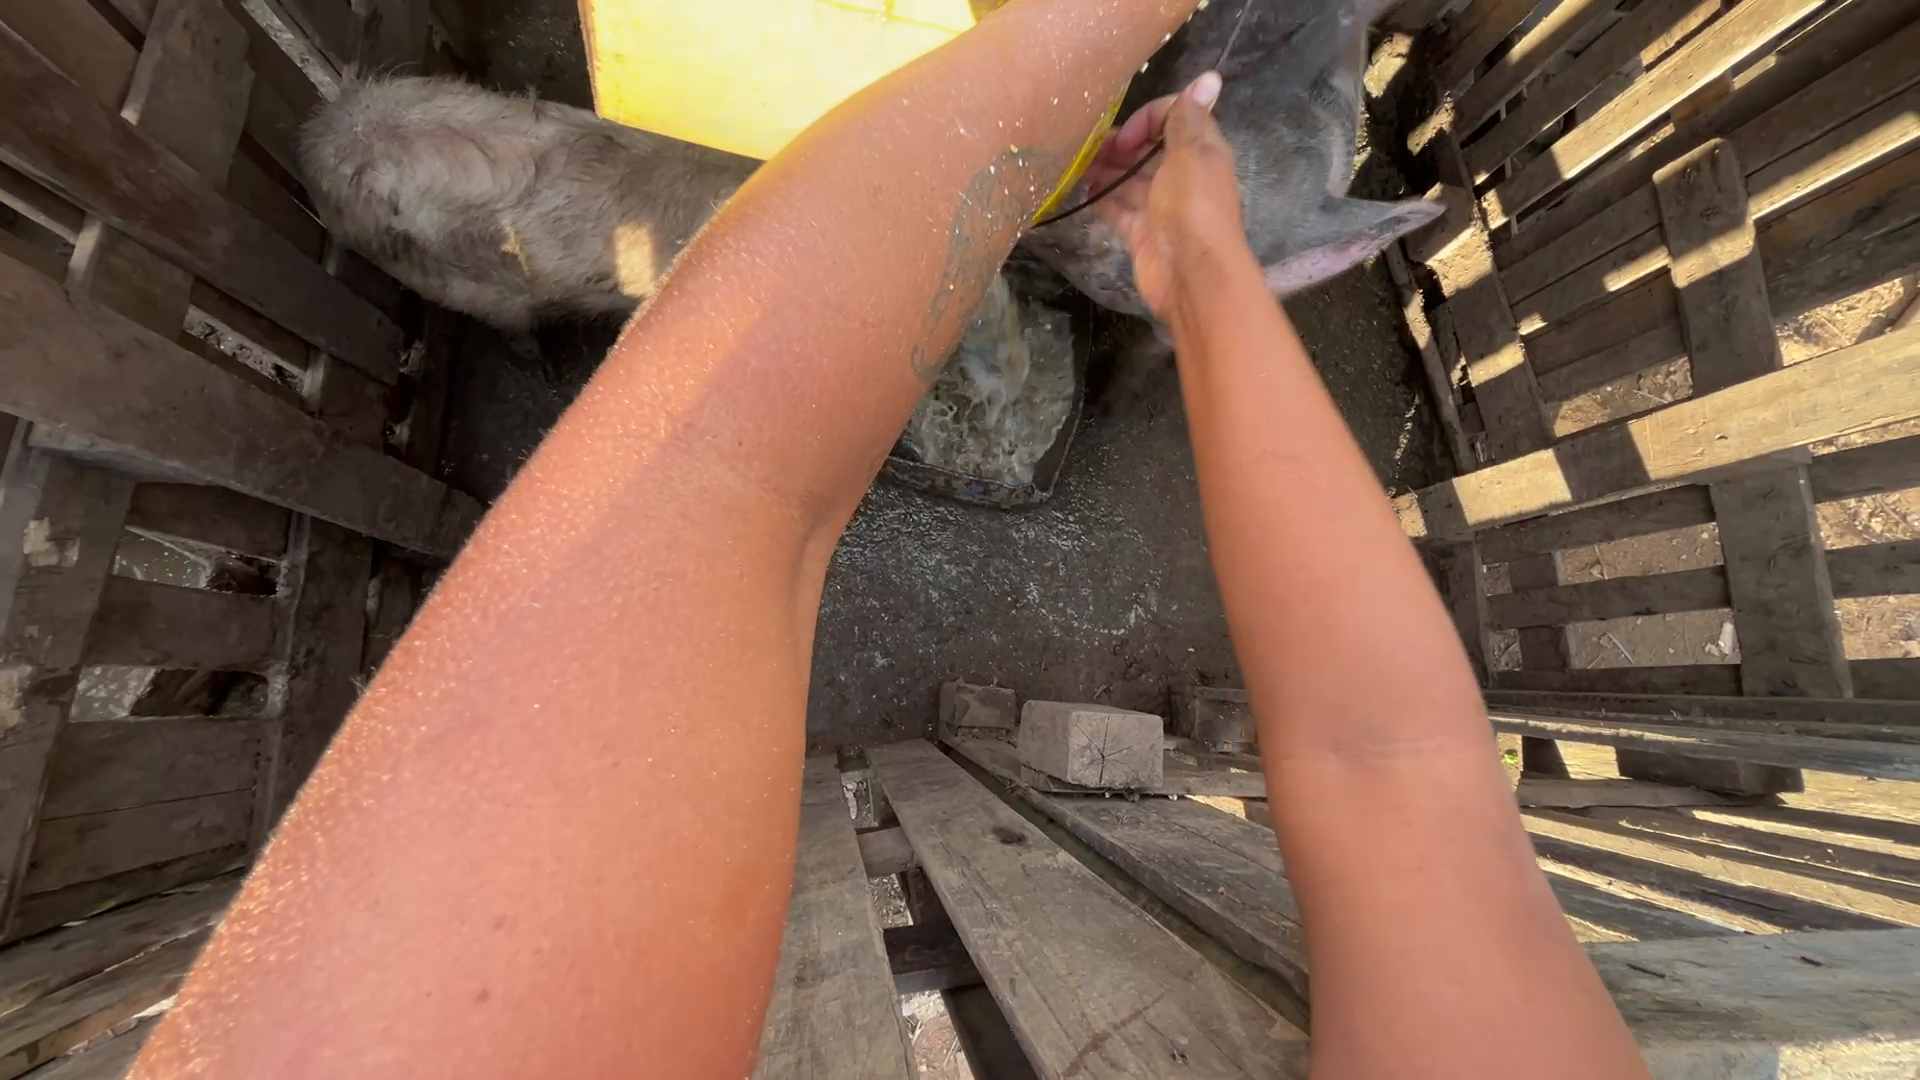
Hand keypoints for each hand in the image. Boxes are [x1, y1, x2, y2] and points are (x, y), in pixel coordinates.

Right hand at [1084, 72, 1247, 320]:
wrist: (1190, 273)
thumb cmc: (1192, 207)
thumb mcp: (1191, 152)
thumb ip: (1188, 117)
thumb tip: (1208, 77)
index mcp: (1200, 150)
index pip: (1172, 118)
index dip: (1147, 118)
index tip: (1126, 135)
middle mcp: (1181, 176)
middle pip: (1147, 151)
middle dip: (1120, 145)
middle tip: (1087, 147)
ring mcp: (1159, 207)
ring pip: (1129, 180)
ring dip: (1106, 170)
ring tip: (1076, 166)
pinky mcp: (1141, 234)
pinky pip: (1118, 209)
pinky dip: (1101, 198)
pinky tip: (1082, 190)